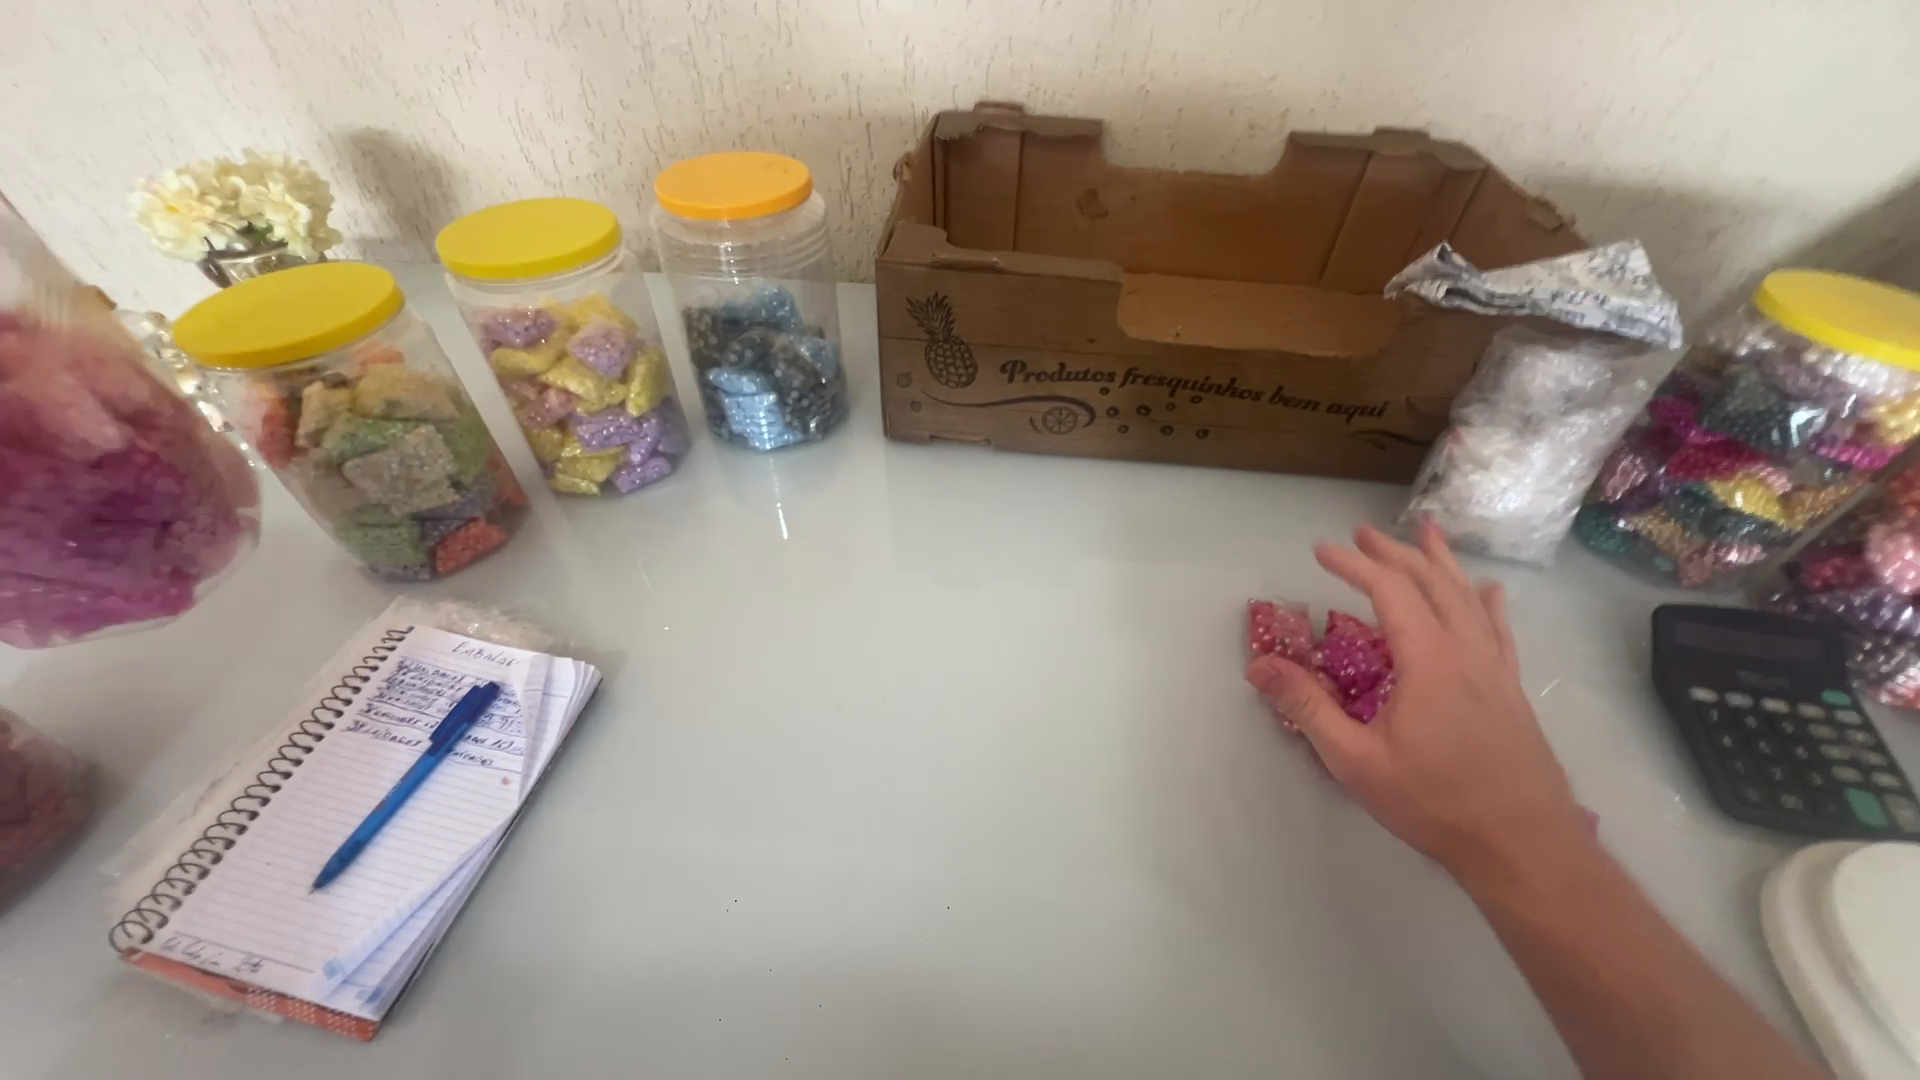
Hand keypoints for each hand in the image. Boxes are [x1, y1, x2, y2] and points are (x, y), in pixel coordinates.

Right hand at [1246, 521, 1594, 884]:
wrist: (1526, 847)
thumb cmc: (1434, 802)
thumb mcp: (1355, 759)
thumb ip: (1307, 707)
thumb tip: (1258, 667)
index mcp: (1429, 661)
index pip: (1389, 591)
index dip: (1353, 565)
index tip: (1320, 550)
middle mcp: (1466, 652)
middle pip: (1432, 583)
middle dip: (1394, 553)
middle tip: (1362, 533)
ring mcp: (1495, 670)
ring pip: (1469, 599)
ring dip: (1442, 563)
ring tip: (1426, 533)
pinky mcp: (1511, 692)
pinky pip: (1499, 631)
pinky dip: (1487, 602)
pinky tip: (1489, 591)